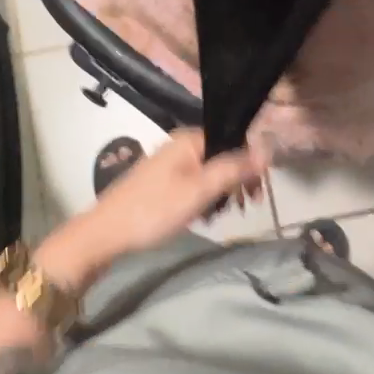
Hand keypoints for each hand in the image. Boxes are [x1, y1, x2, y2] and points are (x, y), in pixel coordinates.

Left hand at [35, 130, 266, 288]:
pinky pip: (194, 183)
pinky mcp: (162, 182)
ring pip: (209, 172)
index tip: (256, 194)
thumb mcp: (200, 190)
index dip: (250, 164)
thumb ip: (233, 168)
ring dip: (221, 193)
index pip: (233, 140)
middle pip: (223, 156)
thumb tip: (268, 148)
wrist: (106, 234)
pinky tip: (203, 217)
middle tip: (244, 208)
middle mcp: (180, 145)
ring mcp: (169, 164)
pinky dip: (204, 199)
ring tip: (220, 216)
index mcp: (189, 139)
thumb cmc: (154, 211)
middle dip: (237, 181)